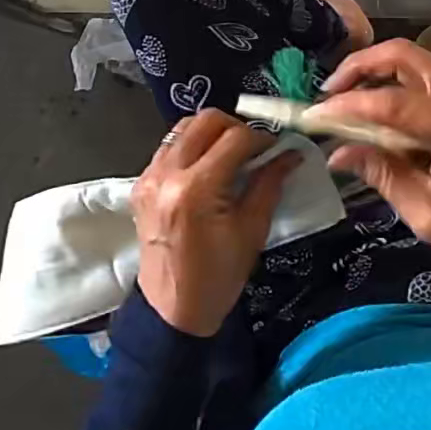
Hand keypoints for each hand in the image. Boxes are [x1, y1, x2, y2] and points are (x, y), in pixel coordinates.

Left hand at [132, 111, 296, 336]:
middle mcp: (167, 173)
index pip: (234, 139)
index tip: (276, 148)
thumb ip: (269, 185)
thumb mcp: (251, 231)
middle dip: (235, 128)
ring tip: (230, 155)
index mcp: (196, 189)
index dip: (261, 139)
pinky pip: (168, 147)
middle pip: (205, 121)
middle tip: (253, 149)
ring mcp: (149, 176)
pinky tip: (206, 168)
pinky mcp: (141, 182)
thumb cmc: (217, 277)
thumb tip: (290, 154)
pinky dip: (190, 147)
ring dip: (210, 133)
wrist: (172, 309)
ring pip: (183, 128)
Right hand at [309, 39, 430, 271]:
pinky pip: (416, 69)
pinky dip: (385, 78)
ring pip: (407, 56)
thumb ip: (384, 178)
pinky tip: (369, 102)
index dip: (349, 106)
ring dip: (368, 70)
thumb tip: (336, 154)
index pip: (396, 103)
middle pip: (402, 55)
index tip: (315, 117)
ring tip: (342, 98)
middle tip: (327, 94)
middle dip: (356, 68)